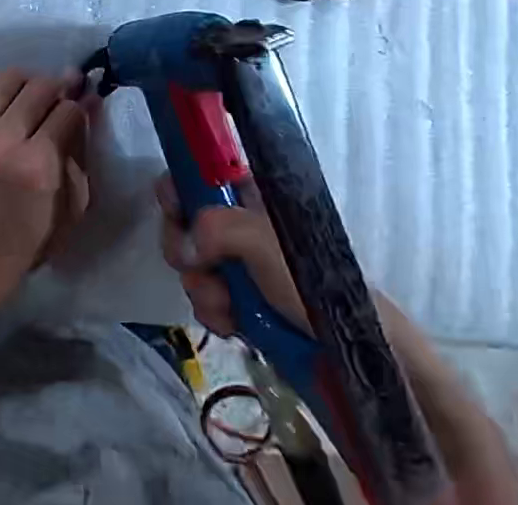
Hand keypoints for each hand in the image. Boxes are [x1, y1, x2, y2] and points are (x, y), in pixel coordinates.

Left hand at [0, 70, 90, 311]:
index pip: (68, 110)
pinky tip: (5, 101)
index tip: (81, 110)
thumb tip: (90, 101)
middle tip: (62, 97)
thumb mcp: (71, 206)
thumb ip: (81, 150)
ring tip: (32, 97)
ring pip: (8, 77)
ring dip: (28, 82)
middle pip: (40, 86)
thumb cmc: (25, 242)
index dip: (80, 107)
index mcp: (38, 165)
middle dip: (58, 88)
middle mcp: (3, 142)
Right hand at [155, 175, 308, 337]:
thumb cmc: (309, 278)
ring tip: (230, 306)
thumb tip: (184, 247)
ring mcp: (236, 262)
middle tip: (202, 268)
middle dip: (185, 252)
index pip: (200, 175)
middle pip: (184, 223)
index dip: (179, 188)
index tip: (174, 210)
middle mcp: (238, 223)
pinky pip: (204, 298)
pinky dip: (214, 312)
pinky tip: (234, 323)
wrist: (343, 343)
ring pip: (191, 265)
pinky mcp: (237, 298)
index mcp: (250, 194)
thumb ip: (218, 229)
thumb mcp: (264, 240)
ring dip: (204, 290)